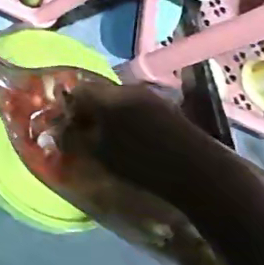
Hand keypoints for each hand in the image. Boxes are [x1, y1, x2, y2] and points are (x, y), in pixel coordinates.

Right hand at [56, 79, 234, 208]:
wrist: (202, 176)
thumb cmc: (143, 164)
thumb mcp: (101, 153)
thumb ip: (77, 137)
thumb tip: (61, 129)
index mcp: (110, 95)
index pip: (79, 90)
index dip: (69, 106)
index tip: (67, 125)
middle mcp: (131, 89)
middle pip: (101, 94)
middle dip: (91, 111)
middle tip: (86, 133)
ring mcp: (154, 98)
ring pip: (121, 101)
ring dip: (112, 117)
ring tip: (110, 140)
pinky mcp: (171, 110)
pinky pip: (139, 109)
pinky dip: (130, 122)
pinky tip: (133, 142)